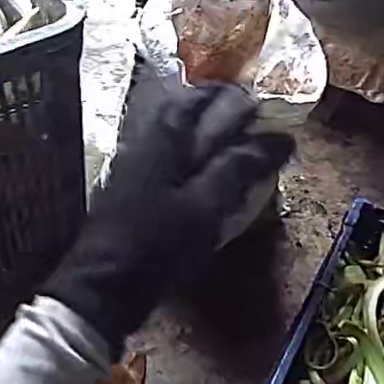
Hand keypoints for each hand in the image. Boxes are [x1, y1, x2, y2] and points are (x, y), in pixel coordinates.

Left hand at [44, 77, 293, 349]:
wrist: (104, 286)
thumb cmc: (157, 243)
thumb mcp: (205, 206)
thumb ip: (237, 167)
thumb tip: (278, 137)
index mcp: (163, 138)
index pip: (198, 98)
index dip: (230, 96)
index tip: (260, 101)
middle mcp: (145, 143)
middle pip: (184, 113)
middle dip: (218, 111)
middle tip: (252, 118)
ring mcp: (135, 167)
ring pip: (176, 136)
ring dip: (205, 133)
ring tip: (236, 142)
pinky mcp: (132, 191)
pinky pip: (169, 160)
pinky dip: (193, 158)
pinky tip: (207, 174)